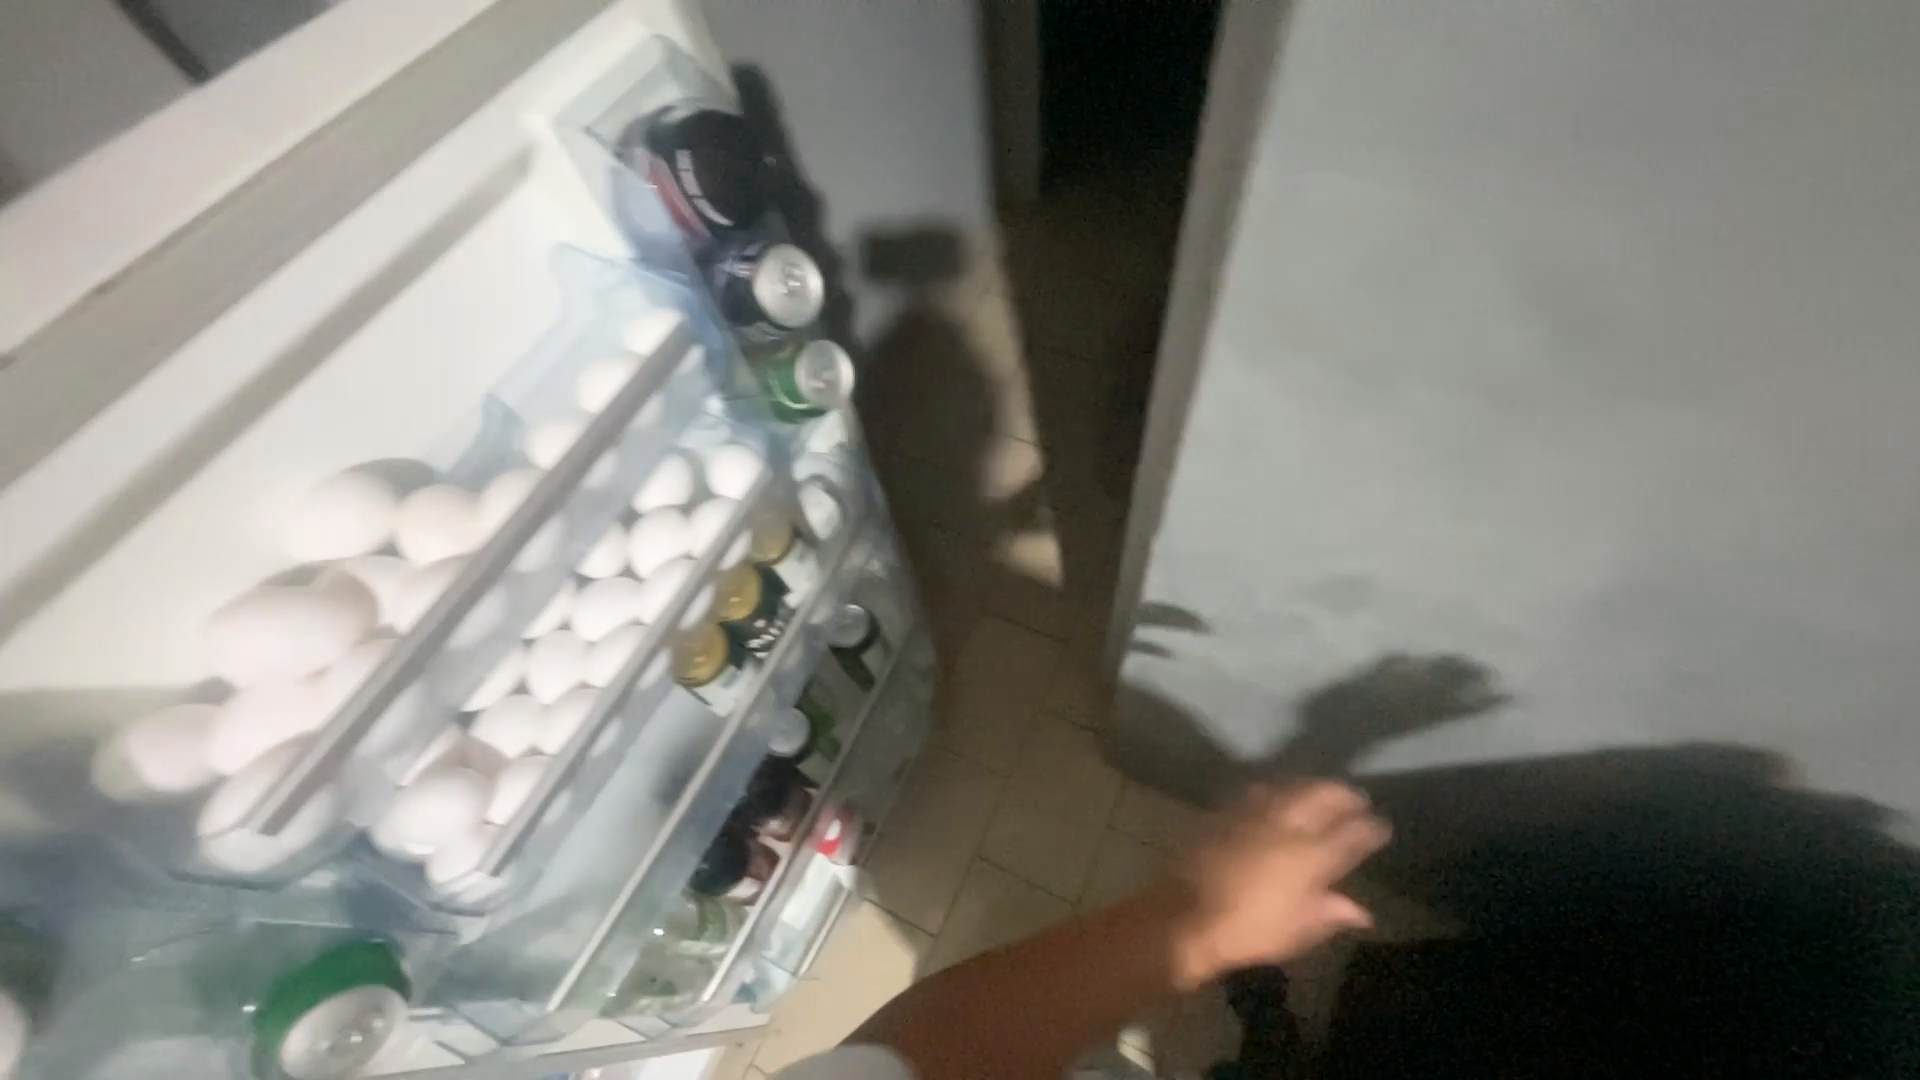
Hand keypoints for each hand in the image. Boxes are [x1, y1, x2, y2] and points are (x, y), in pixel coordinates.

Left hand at [1168, 781, 1390, 988]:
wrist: (1190, 913)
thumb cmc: (1250, 929)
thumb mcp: (1299, 930)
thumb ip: (1330, 912)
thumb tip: (1360, 911)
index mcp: (1310, 857)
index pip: (1350, 835)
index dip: (1369, 828)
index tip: (1380, 825)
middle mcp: (1285, 826)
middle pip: (1320, 797)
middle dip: (1342, 794)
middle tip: (1355, 797)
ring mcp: (1253, 814)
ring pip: (1289, 788)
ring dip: (1309, 786)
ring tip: (1321, 790)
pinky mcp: (1226, 812)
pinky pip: (1258, 792)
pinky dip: (1275, 790)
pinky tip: (1277, 794)